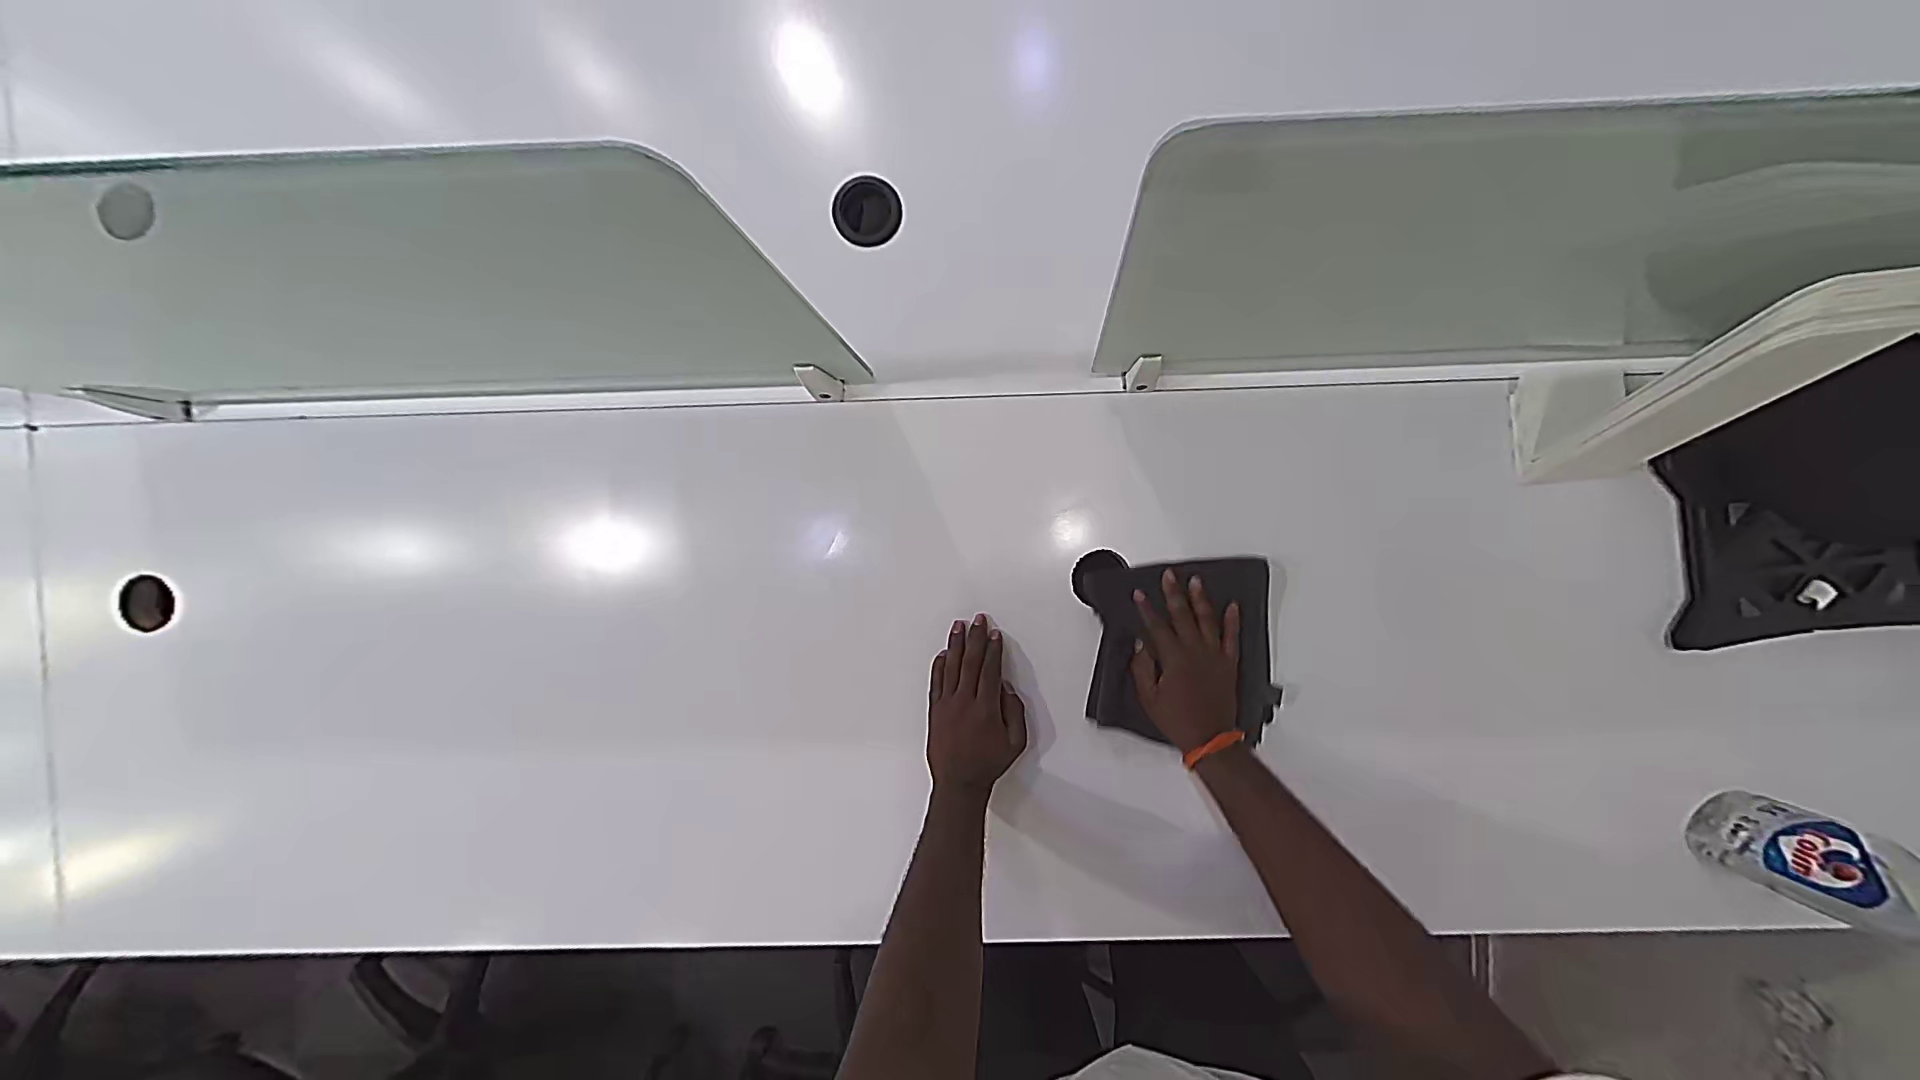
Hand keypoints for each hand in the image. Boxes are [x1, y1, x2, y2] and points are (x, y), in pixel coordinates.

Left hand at [928, 614, 1028, 794]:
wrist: (958, 783)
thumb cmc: (986, 765)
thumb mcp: (1015, 742)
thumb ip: (1015, 713)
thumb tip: (1007, 690)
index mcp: (985, 709)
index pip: (990, 670)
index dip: (993, 650)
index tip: (995, 635)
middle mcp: (964, 703)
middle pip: (970, 662)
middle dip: (976, 638)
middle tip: (978, 621)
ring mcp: (947, 705)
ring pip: (951, 667)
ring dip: (955, 644)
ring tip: (958, 627)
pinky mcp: (935, 711)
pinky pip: (936, 682)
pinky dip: (939, 666)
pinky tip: (942, 654)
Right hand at [1130, 569, 1241, 753]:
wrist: (1211, 738)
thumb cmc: (1178, 720)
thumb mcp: (1149, 697)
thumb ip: (1143, 668)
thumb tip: (1141, 645)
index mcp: (1173, 658)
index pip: (1157, 627)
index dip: (1147, 609)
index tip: (1139, 594)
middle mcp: (1195, 651)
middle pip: (1182, 615)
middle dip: (1173, 593)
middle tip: (1169, 575)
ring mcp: (1215, 656)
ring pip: (1207, 620)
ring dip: (1201, 599)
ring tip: (1196, 582)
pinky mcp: (1229, 663)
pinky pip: (1232, 637)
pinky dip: (1233, 620)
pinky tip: (1232, 606)